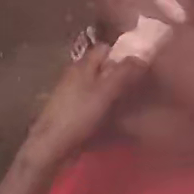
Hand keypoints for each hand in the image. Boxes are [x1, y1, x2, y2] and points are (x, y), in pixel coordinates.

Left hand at [24, 44, 147, 163]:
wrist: (52, 145)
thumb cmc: (79, 115)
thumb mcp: (105, 92)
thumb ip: (123, 73)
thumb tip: (141, 56)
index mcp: (82, 65)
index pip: (104, 48)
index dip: (122, 53)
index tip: (140, 64)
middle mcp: (75, 74)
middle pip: (102, 67)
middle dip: (120, 73)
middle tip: (140, 84)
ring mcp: (72, 93)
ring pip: (98, 84)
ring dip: (113, 90)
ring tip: (132, 101)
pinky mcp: (72, 110)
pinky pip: (93, 101)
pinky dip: (105, 104)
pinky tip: (115, 116)